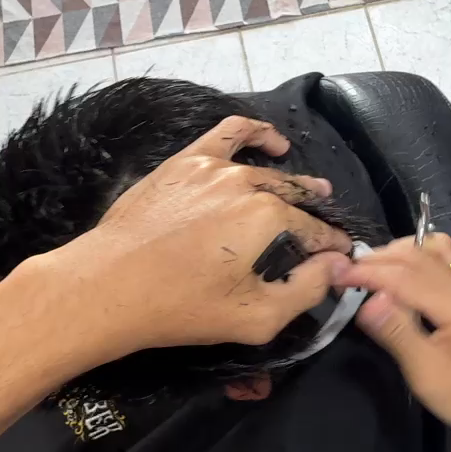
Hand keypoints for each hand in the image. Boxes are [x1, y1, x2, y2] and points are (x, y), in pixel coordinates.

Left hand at [29, 115, 353, 361]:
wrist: (110, 284)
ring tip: (313, 190)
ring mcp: (214, 168)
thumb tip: (335, 266)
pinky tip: (271, 142)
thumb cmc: (183, 307)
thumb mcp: (256, 318)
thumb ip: (306, 292)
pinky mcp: (185, 162)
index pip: (317, 232)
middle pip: (296, 198)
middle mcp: (248, 184)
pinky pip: (229, 133)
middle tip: (324, 235)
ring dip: (295, 182)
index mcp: (270, 219)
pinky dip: (257, 133)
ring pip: (267, 170)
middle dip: (317, 217)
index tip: (340, 259)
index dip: (332, 249)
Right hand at [345, 234, 450, 451]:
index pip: (402, 275)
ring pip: (430, 252)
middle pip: (416, 256)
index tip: (335, 276)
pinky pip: (443, 262)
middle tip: (344, 273)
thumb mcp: (425, 372)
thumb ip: (396, 331)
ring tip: (368, 271)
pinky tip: (400, 275)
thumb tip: (367, 299)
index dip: (366, 272)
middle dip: (377, 259)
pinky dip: (416, 259)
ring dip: (396, 254)